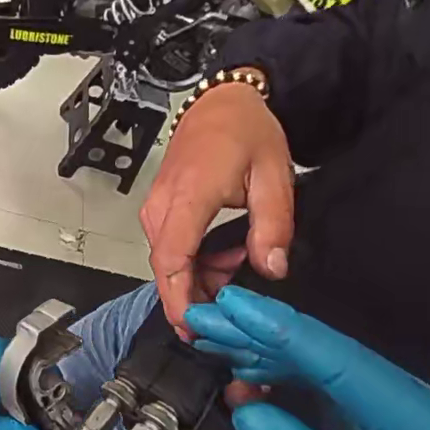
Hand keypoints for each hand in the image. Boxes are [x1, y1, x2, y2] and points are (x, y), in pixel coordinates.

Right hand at [141, 75, 293, 334]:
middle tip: (229, 311)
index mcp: (189, 197)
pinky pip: (170, 252)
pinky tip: (224, 257)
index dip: (180, 298)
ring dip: (200, 279)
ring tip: (238, 266)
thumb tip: (272, 269)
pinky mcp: (158, 215)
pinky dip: (195, 264)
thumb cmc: (244, 131)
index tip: (194, 326)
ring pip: (169, 265)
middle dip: (195, 297)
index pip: (172, 260)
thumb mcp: (274, 174)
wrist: (221, 104)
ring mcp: (155, 212)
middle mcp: (162, 209)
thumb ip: (273, 225)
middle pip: (167, 271)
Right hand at [186, 288, 429, 429]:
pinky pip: (329, 409)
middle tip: (205, 317)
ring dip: (272, 360)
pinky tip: (249, 382)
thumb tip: (247, 407)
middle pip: (335, 363)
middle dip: (268, 337)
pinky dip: (286, 393)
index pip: (347, 367)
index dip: (284, 332)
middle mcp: (420, 415)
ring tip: (215, 343)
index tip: (230, 305)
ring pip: (328, 381)